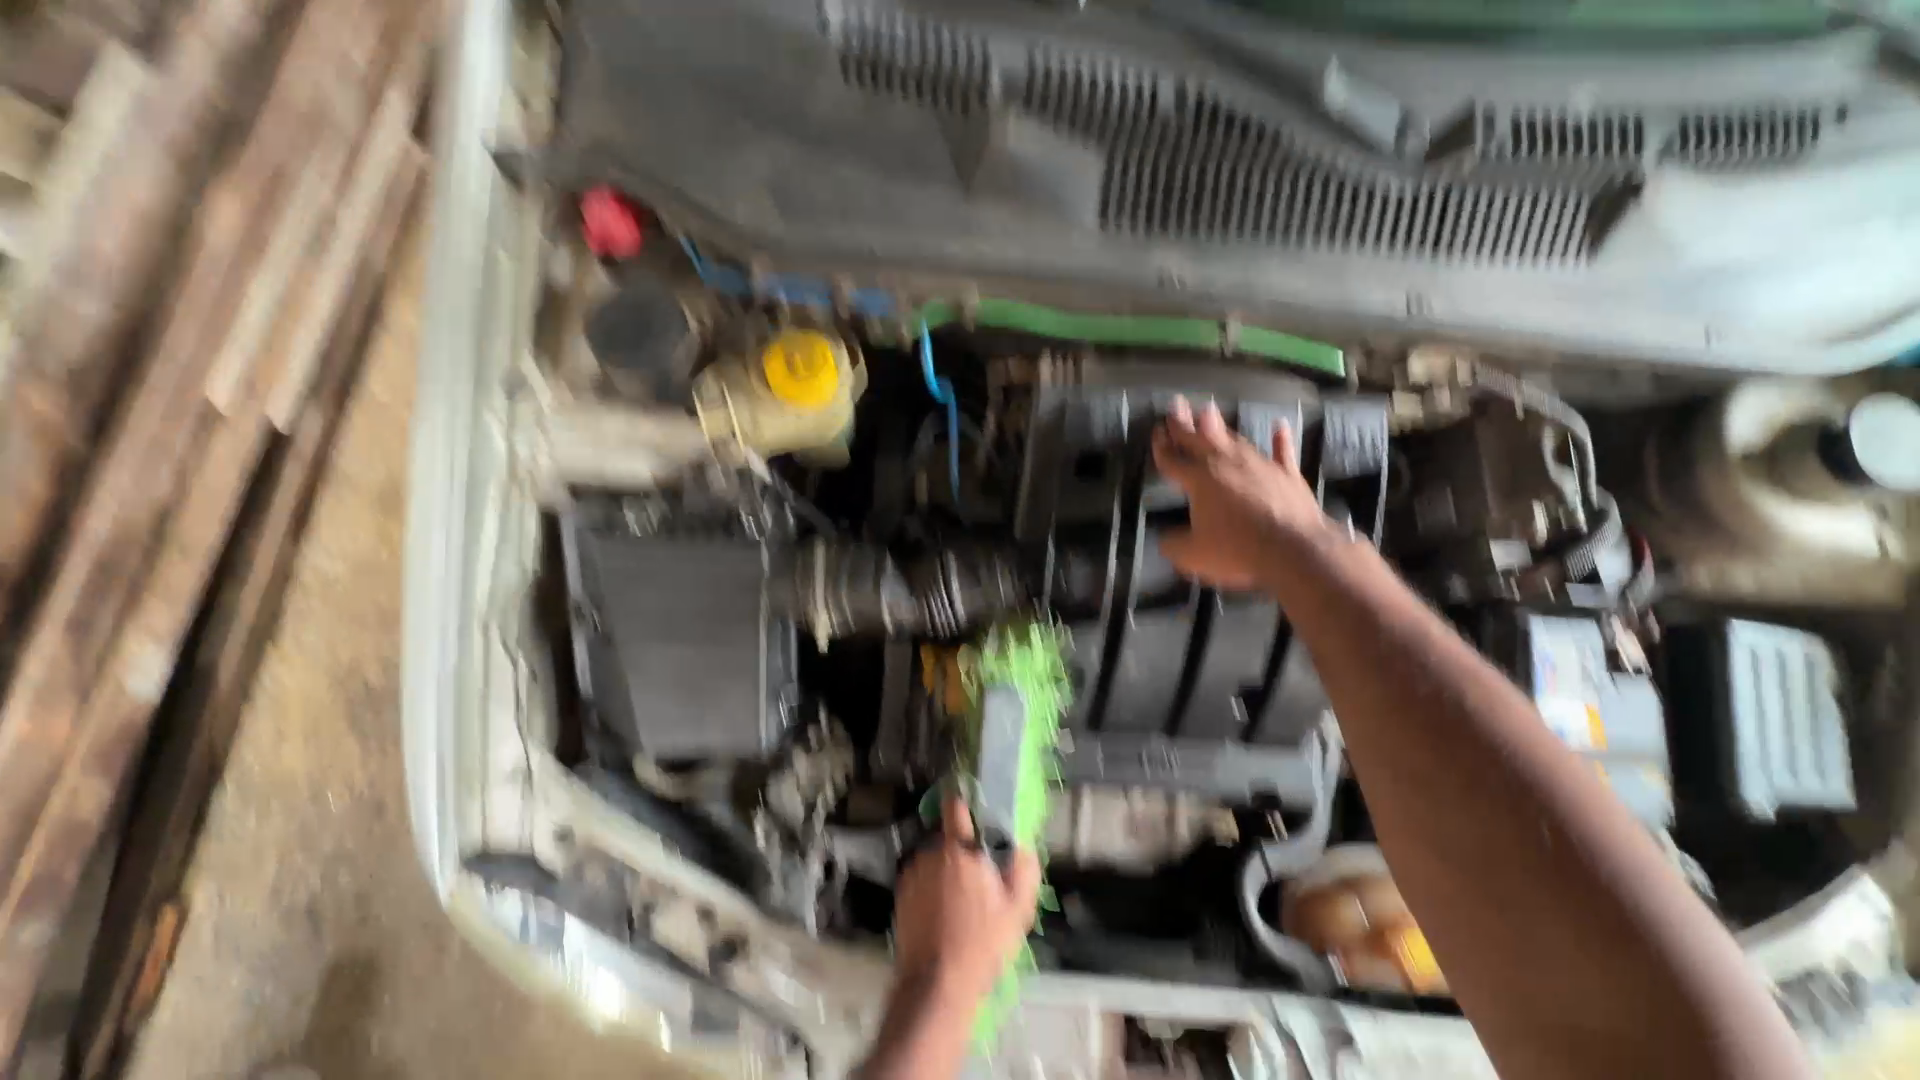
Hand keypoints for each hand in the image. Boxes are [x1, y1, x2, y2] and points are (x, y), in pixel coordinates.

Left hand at [892, 797, 1041, 1000]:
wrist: (936, 983)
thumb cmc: (982, 943)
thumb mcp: (1017, 909)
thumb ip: (1023, 869)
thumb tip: (1023, 846)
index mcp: (959, 851)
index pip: (955, 808)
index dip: (962, 803)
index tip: (971, 807)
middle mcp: (930, 855)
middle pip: (948, 841)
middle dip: (962, 853)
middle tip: (979, 881)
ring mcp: (911, 876)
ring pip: (933, 863)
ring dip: (945, 873)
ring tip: (961, 905)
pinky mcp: (900, 898)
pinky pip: (921, 882)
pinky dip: (930, 891)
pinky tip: (942, 917)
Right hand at [1153, 396, 1327, 589]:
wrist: (1293, 549)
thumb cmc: (1237, 550)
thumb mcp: (1193, 555)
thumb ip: (1174, 545)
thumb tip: (1164, 539)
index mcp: (1199, 480)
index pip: (1173, 460)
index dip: (1162, 446)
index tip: (1156, 430)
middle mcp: (1227, 464)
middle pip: (1200, 439)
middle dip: (1184, 422)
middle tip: (1176, 403)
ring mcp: (1259, 465)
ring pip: (1235, 440)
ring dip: (1220, 426)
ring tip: (1208, 410)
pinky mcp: (1287, 474)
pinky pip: (1282, 452)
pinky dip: (1280, 439)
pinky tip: (1280, 425)